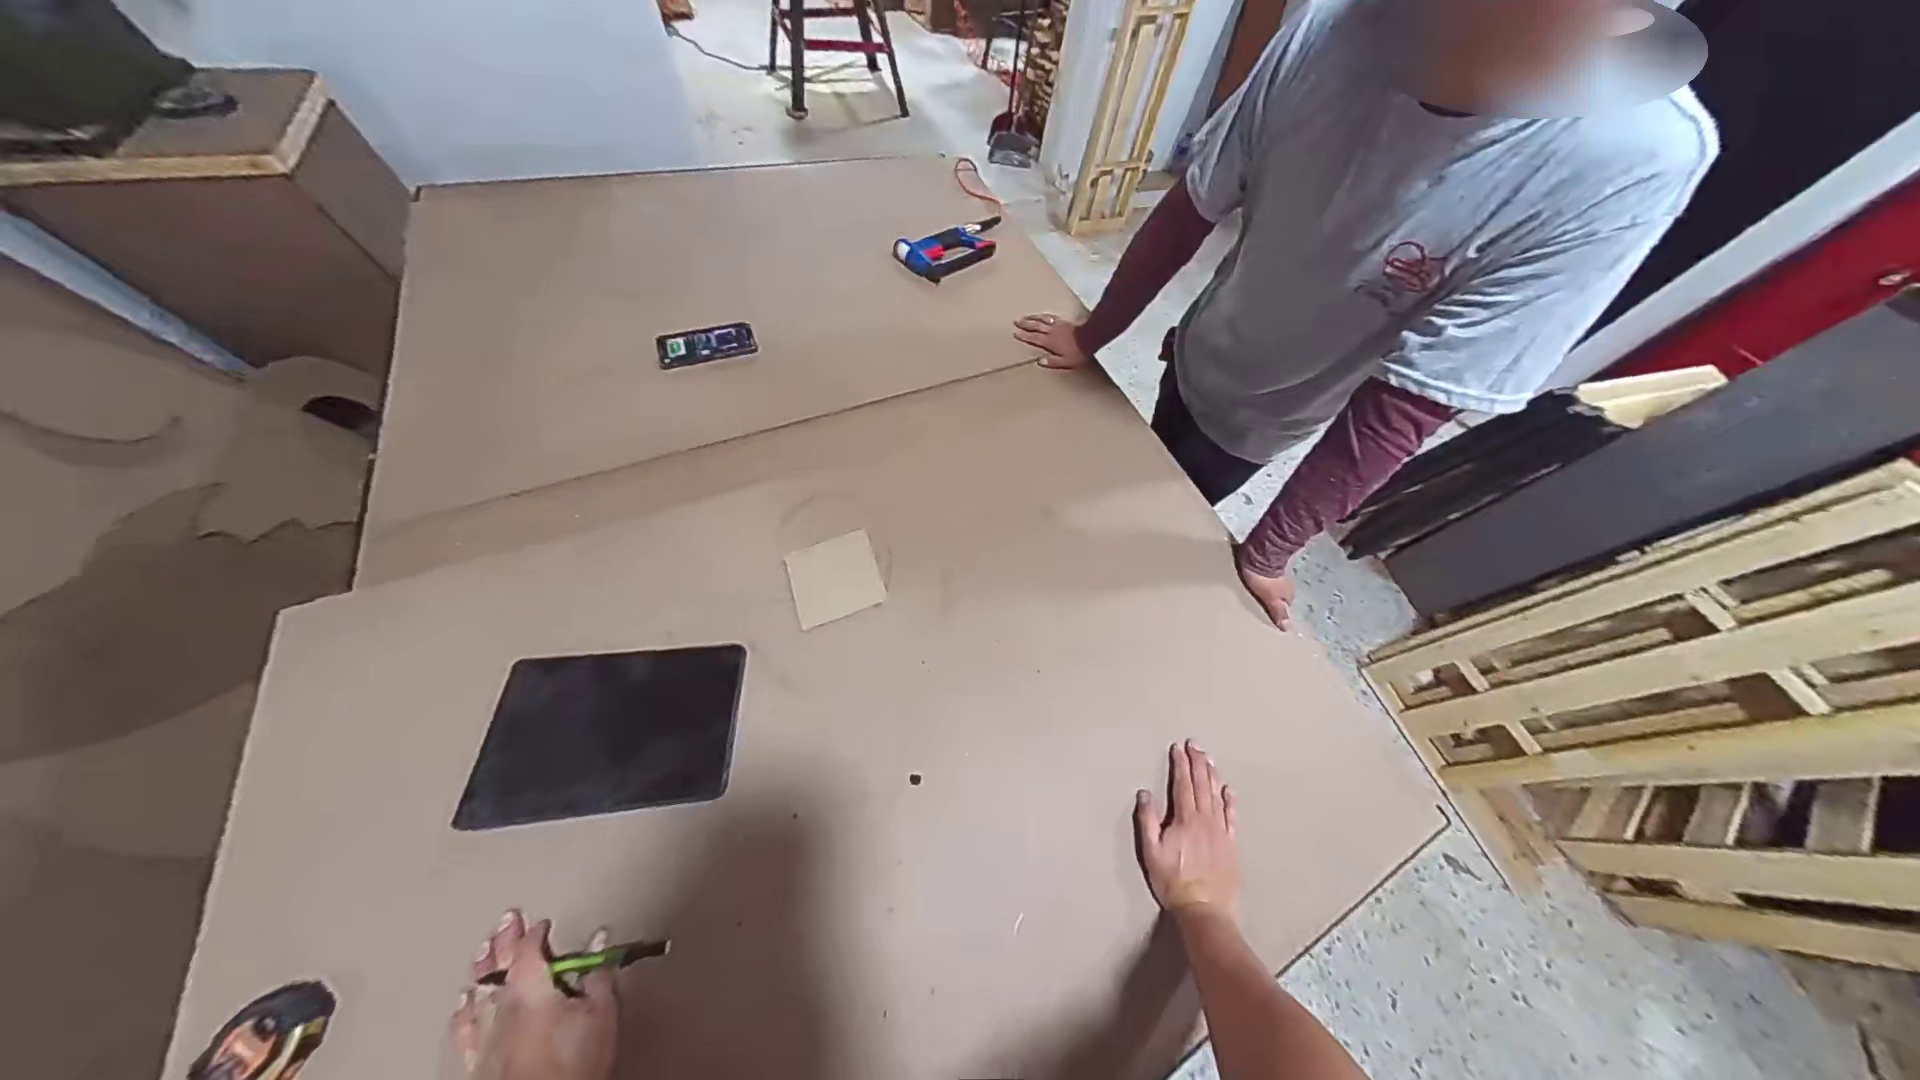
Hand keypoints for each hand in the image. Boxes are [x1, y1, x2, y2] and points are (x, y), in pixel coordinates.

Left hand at [451, 910, 617, 1079]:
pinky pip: (462, 1031)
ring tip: (482, 950)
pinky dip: (462, 1011)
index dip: (537, 933)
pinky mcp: (475, 1065)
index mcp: (533, 991)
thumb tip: (599, 941)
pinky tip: (462, 1002)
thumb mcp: (601, 1012)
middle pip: (501, 965)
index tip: (543, 923)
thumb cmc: (574, 1067)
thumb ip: (598, 972)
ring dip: (481, 968)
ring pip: (478, 993)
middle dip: (505, 939)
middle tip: (507, 919)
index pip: (530, 950)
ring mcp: (485, 1038)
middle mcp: (504, 1010)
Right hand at [1013, 313, 1092, 368]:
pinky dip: (1044, 316)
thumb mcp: (1065, 362)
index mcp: (1049, 342)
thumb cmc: (1078, 352)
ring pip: (1041, 320)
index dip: (1024, 336)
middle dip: (1025, 324)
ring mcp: (1057, 325)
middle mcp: (1051, 332)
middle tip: (1016, 321)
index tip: (1016, 333)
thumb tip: (1040, 361)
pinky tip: (1041, 316)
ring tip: (1025, 317)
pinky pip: (1050, 317)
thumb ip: (1052, 362)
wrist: (1090, 337)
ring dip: (1032, 318)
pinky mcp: (1063, 322)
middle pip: (1035, 326)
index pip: (1033, 338)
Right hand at [1134, 740, 1241, 920]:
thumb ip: (1147, 821)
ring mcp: (1220, 832)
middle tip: (1194, 745)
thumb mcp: (1151, 852)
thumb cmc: (1173, 882)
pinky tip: (1228, 790)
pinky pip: (1231, 816)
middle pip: (1201, 785)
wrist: (1205, 910)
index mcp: (1185, 820)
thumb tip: (1145, 794)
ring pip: (1216, 796)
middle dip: (1197, 762)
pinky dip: (1230, 801)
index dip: (1180, 764)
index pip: (1182, 785)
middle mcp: (1205, 821)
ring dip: (1212, 775)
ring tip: (1208, 759)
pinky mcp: (1230, 845)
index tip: (1178, 748)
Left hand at [1235, 555, 1295, 630]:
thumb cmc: (1265, 581)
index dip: (1280, 605)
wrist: (1259, 556)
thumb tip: (1287, 628)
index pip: (1287, 602)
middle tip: (1268, 597)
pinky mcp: (1270, 561)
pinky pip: (1270, 571)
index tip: (1274, 608)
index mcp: (1289, 592)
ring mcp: (1280, 570)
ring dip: (1272, 584)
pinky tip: (1261, 575)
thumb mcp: (1271, 599)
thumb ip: (1278, 612)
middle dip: (1277, 594)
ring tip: (1263, 587)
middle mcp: (1288, 582)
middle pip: (1283, 591)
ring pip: (1277, 581)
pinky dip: (1267, 575)